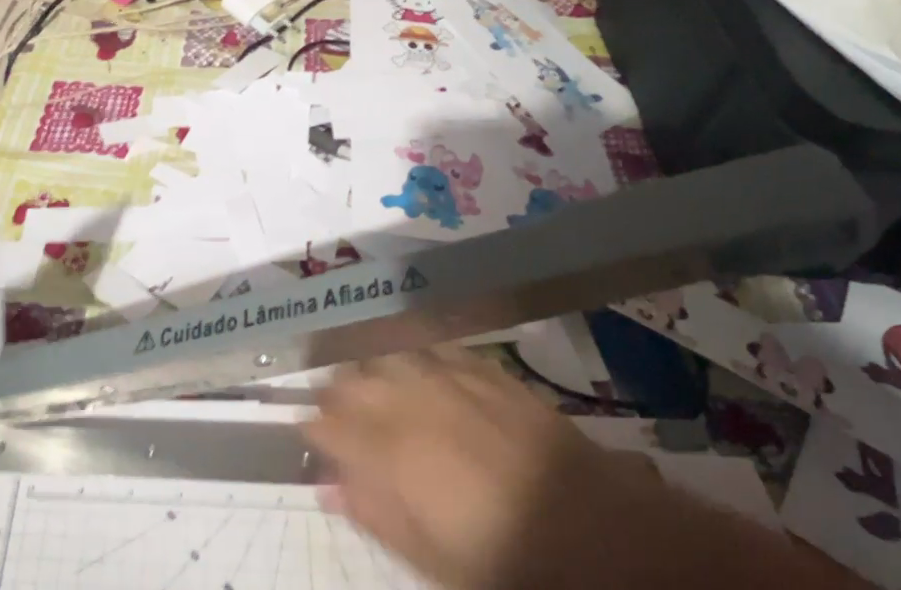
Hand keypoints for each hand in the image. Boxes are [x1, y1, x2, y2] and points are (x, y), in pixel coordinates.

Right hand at [303, 344, 661, 589]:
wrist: (589, 524)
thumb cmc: (502, 554)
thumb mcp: (429, 556)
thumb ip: (373, 514)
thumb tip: (328, 488)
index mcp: (388, 453)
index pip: (327, 424)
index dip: (313, 430)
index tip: (312, 439)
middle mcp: (408, 403)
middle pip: (349, 381)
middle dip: (335, 396)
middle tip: (338, 416)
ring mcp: (447, 378)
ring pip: (385, 354)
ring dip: (370, 369)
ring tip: (372, 386)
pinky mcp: (483, 368)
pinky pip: (432, 345)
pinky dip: (415, 352)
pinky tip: (416, 363)